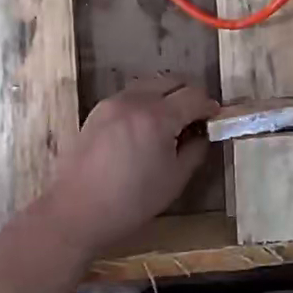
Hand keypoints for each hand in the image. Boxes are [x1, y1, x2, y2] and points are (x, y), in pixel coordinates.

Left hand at [29, 73, 217, 252]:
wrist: (76, 211)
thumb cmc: (131, 202)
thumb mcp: (174, 180)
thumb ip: (194, 150)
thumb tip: (202, 133)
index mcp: (157, 117)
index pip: (194, 95)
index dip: (209, 106)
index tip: (215, 119)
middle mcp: (134, 101)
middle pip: (171, 80)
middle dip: (189, 95)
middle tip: (196, 118)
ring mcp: (112, 103)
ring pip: (149, 85)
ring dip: (166, 96)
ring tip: (171, 123)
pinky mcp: (97, 111)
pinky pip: (129, 96)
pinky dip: (145, 103)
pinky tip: (145, 128)